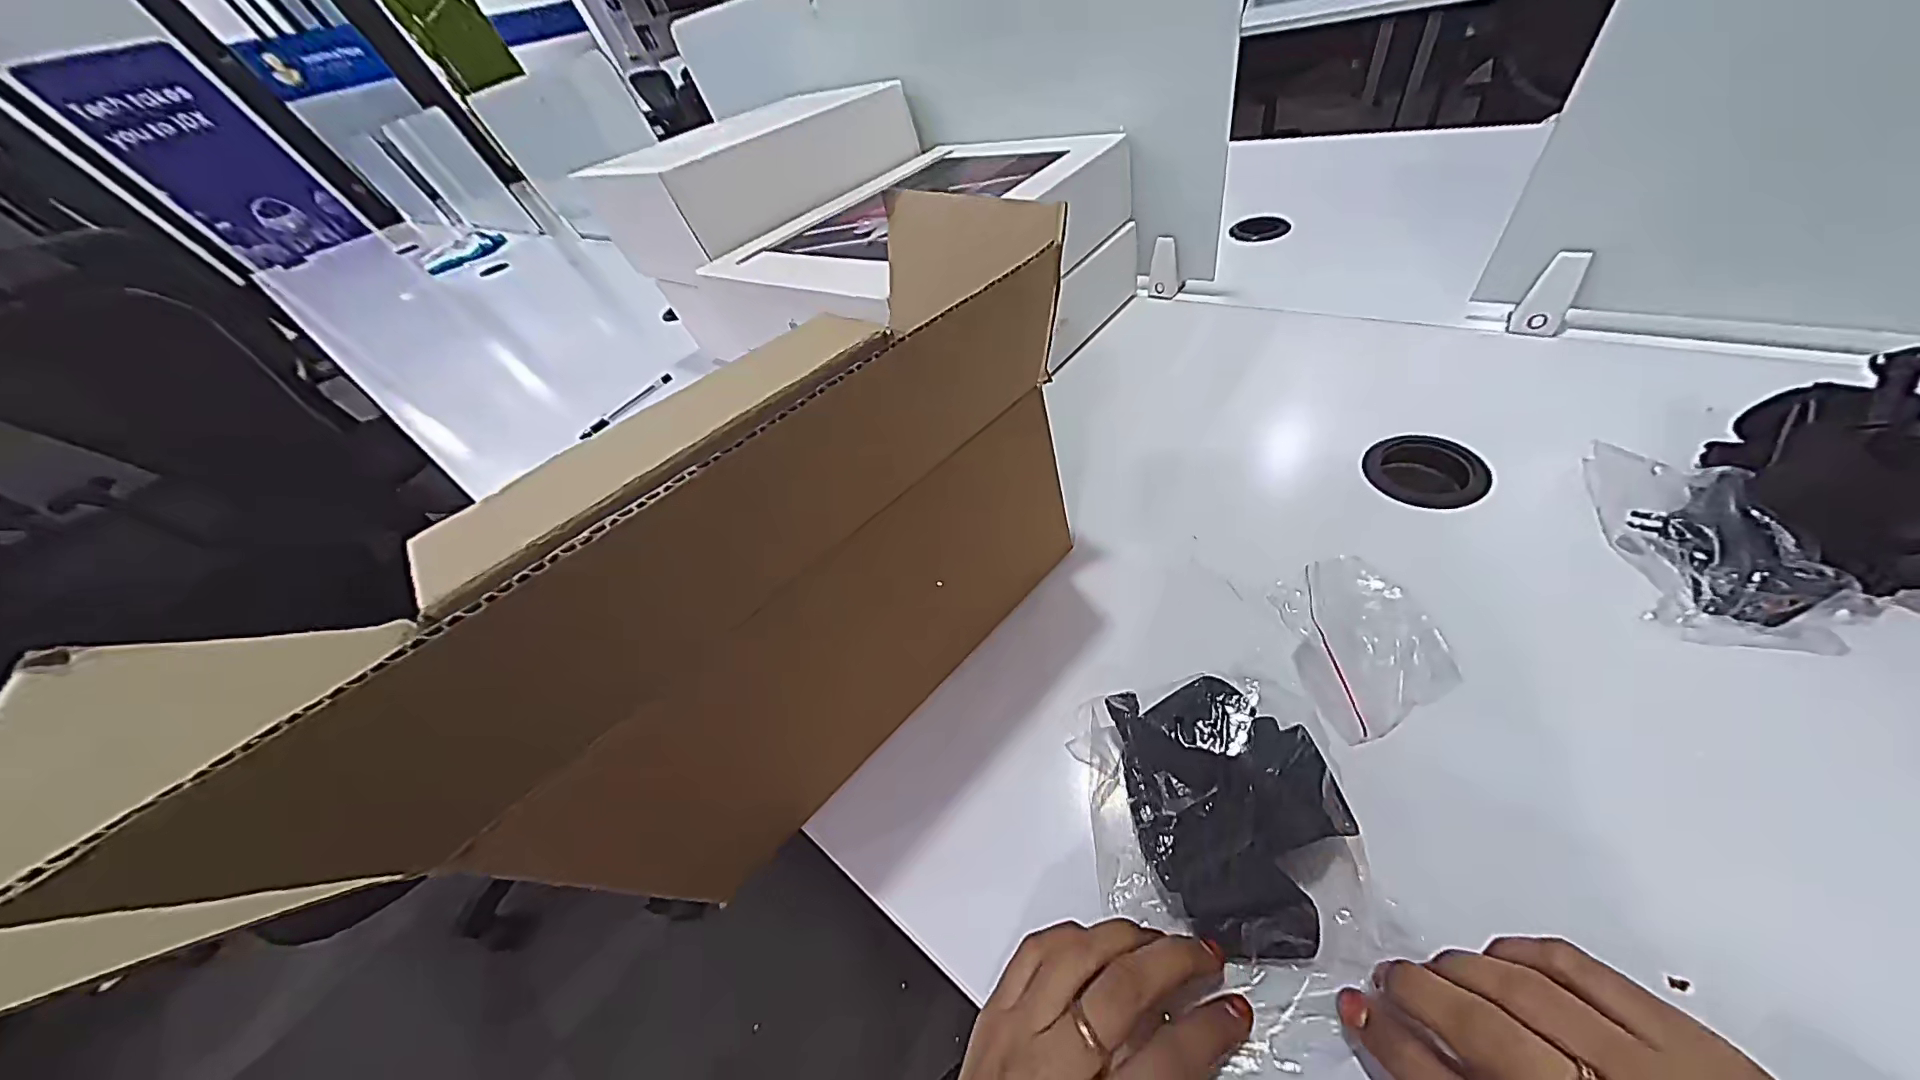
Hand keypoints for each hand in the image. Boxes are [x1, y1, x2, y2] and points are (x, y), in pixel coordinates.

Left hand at [959, 919, 1252, 1079]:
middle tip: (1204, 957)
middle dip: (1173, 962)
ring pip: (1075, 956)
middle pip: (1121, 991)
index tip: (1232, 1010)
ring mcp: (1015, 1032)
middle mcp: (1049, 1066)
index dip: (1209, 1028)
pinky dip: (1068, 935)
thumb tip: (1197, 1047)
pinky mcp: (992, 1012)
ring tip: (1155, 937)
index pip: (1166, 1061)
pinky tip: (1093, 935)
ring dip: (1123, 936)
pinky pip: (1032, 951)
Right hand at [1337, 937, 1774, 1079]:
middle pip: (1475, 1025)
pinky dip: (1526, 952)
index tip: (1361, 1011)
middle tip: (1390, 980)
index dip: (1388, 1039)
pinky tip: (1504, 956)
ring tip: (1439, 967)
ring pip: (1520, 988)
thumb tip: (1410, 1045)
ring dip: (1460, 967)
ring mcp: (1651, 1069)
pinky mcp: (1691, 1041)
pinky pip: (1579, 967)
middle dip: (1414, 991)